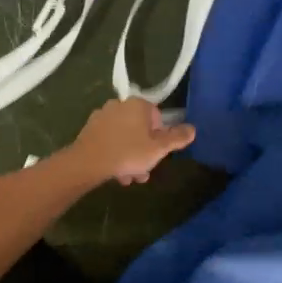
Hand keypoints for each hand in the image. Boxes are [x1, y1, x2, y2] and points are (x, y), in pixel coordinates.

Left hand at [67, 99, 194, 184]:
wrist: (88, 161)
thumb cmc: (128, 153)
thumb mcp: (158, 149)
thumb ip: (177, 138)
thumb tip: (192, 128)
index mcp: (138, 104)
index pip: (157, 118)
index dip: (159, 138)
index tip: (156, 154)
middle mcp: (119, 104)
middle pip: (139, 129)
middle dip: (143, 152)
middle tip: (142, 172)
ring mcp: (102, 115)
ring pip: (124, 137)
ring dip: (129, 157)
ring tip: (128, 178)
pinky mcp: (90, 128)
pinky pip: (109, 139)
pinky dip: (114, 153)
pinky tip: (114, 172)